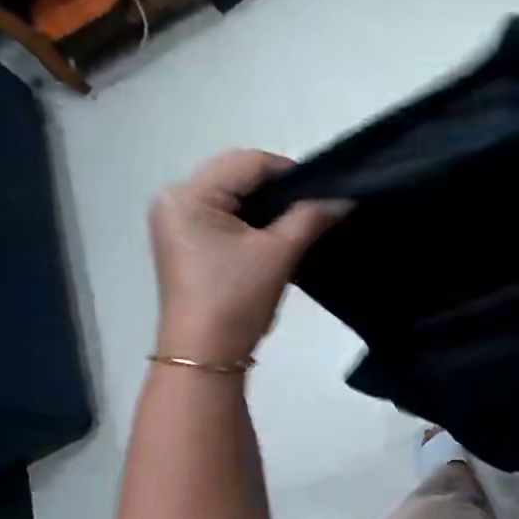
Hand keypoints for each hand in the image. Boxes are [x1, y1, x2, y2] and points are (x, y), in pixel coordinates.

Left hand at [149, 149, 348, 363]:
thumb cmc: (236, 301)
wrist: (205, 356)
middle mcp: (173, 198)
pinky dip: (248, 221)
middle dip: (277, 190)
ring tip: (296, 224)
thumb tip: (344, 197)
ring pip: (230, 195)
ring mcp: (175, 221)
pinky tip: (271, 237)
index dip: (291, 173)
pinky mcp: (183, 242)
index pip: (249, 161)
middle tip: (312, 209)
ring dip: (264, 206)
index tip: (324, 193)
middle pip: (236, 174)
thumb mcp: (278, 255)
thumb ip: (311, 217)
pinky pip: (221, 216)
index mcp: (188, 193)